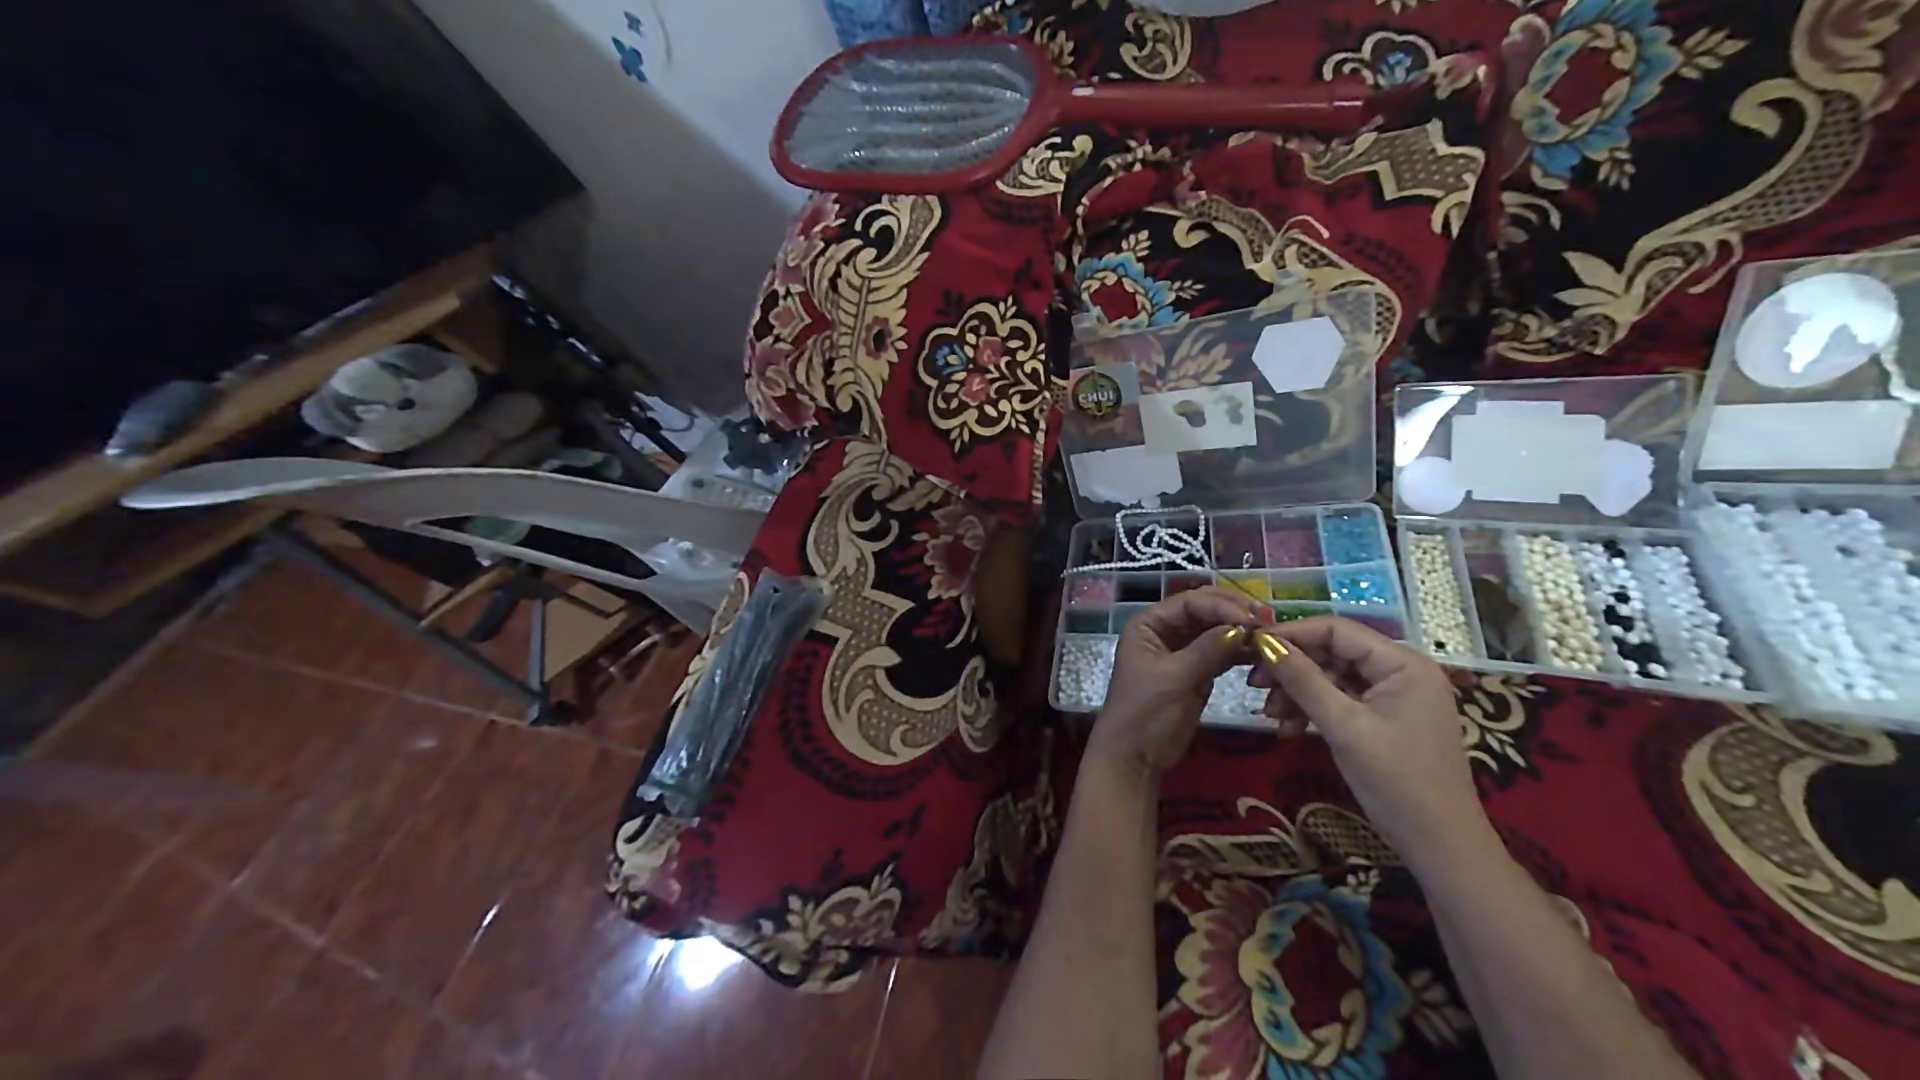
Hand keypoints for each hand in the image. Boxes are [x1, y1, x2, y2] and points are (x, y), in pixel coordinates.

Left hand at [1089, 586, 1265, 776]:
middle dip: (1234, 614)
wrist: (1135, 757)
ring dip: (1241, 632)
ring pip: (1216, 631)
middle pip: (1204, 611)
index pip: (1189, 602)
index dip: (1221, 606)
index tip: (1253, 619)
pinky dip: (1240, 652)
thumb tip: (1243, 628)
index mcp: (1148, 624)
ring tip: (1270, 637)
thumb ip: (1206, 650)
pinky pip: (1221, 653)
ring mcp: (1182, 651)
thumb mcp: (1174, 678)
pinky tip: (1261, 653)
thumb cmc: (1144, 713)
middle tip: (1268, 621)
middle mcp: (1164, 631)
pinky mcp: (1197, 671)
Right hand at [1247, 616, 1491, 860]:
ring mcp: (1393, 695)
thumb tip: (1265, 643)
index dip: (1292, 634)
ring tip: (1269, 714)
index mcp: (1404, 664)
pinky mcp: (1384, 717)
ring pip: (1331, 677)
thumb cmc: (1397, 782)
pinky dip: (1312, 710)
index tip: (1251, 647)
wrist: (1440, 846)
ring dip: (1297, 692)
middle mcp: (1401, 671)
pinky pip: (1340, 700)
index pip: (1337, 629)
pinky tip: (1289, 729)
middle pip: (1332, 652)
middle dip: (1291, 667)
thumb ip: (1303, 680)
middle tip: (1253, 684)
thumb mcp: (1343, 727)